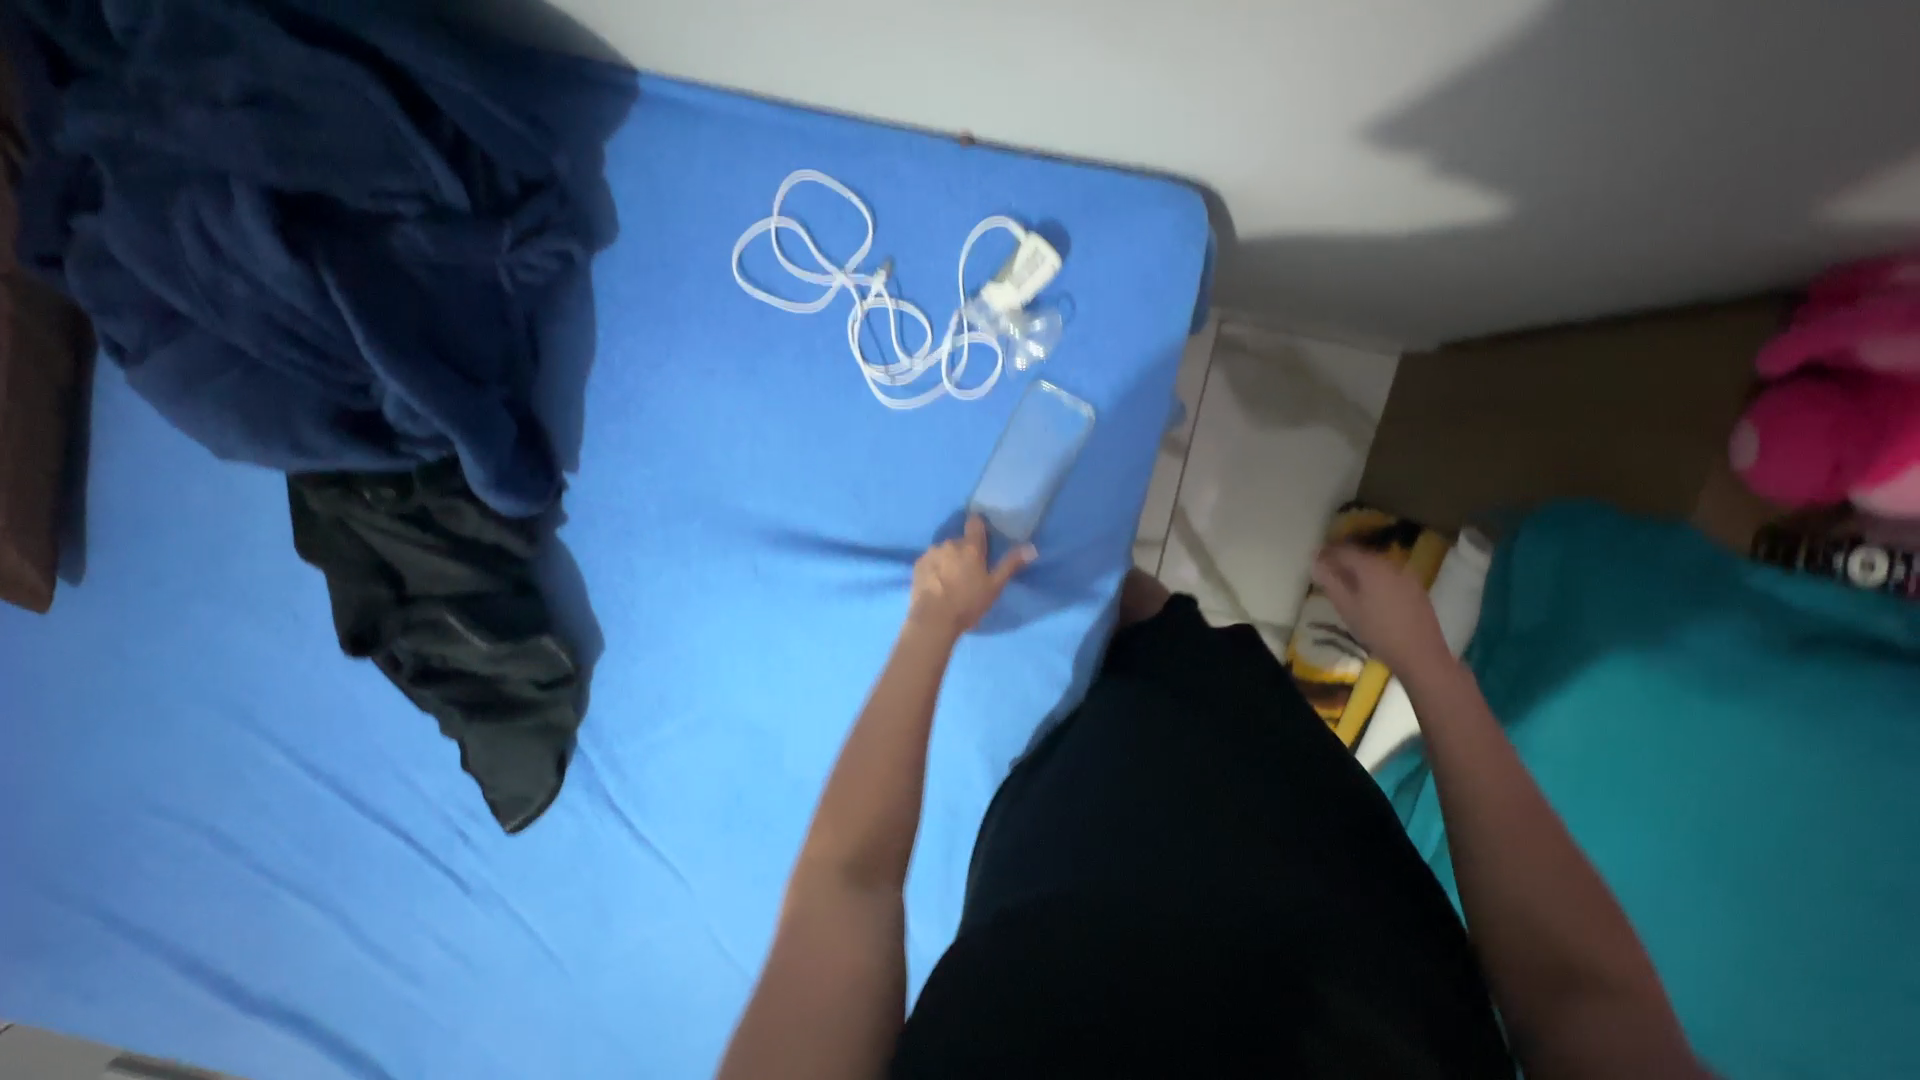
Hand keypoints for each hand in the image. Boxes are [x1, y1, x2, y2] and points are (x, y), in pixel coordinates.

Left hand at [909, 516, 1033, 637]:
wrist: (933, 620)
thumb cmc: (968, 603)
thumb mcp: (994, 587)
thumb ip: (1011, 564)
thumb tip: (1032, 547)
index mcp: (970, 546)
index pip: (975, 522)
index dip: (979, 526)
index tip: (983, 538)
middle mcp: (949, 543)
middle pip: (960, 541)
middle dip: (965, 552)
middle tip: (969, 573)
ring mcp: (931, 552)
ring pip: (944, 551)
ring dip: (948, 560)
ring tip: (951, 581)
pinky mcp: (918, 564)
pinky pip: (931, 560)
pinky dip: (935, 568)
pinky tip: (937, 584)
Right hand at [1310, 544, 1450, 678]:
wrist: (1420, 654)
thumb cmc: (1377, 631)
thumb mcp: (1346, 607)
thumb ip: (1330, 582)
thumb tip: (1316, 562)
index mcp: (1371, 566)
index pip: (1344, 550)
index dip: (1327, 552)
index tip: (1314, 558)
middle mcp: (1391, 564)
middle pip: (1362, 555)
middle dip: (1343, 560)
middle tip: (1328, 571)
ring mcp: (1407, 576)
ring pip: (1377, 565)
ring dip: (1360, 569)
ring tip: (1347, 583)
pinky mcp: (1416, 588)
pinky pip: (1389, 575)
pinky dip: (1375, 578)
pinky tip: (1370, 593)